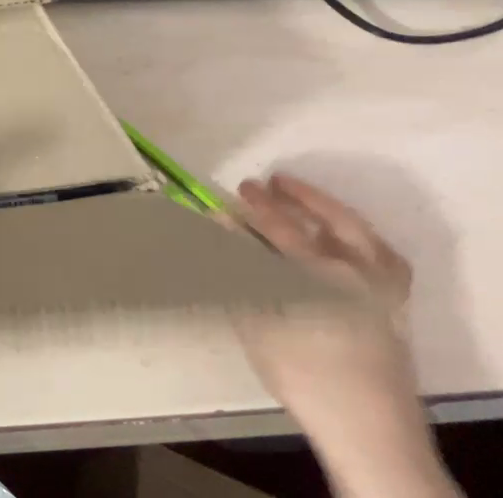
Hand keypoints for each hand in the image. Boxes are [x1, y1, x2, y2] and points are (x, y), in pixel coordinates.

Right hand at [234, 174, 458, 497]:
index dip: (248, 208)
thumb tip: (216, 225)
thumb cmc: (302, 371)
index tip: (221, 196)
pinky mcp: (396, 309)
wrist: (368, 427)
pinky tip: (342, 243)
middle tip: (262, 183)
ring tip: (303, 199)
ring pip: (362, 237)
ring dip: (331, 213)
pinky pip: (383, 260)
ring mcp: (385, 291)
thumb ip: (237, 267)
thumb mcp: (256, 319)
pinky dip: (361, 241)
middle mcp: (361, 272)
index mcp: (322, 272)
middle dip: (295, 199)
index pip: (279, 226)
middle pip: (328, 221)